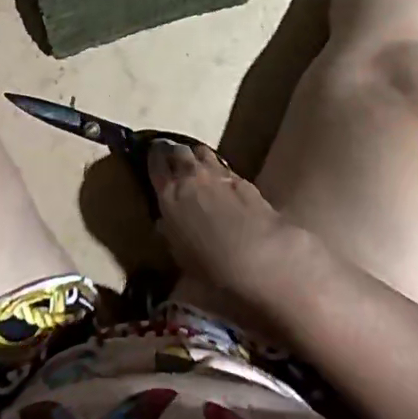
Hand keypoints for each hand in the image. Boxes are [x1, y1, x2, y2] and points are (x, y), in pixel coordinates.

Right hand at [149, 141, 304, 304]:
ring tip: (199, 170)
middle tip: (175, 164)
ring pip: (202, 152)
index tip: (154, 158)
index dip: (154, 157)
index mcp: (169, 193)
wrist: (263, 260)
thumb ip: (169, 232)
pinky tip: (224, 185)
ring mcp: (219, 174)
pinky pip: (225, 167)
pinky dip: (220, 172)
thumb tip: (163, 222)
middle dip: (175, 154)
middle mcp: (191, 176)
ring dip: (198, 158)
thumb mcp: (180, 255)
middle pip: (178, 151)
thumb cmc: (213, 268)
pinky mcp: (244, 179)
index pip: (155, 161)